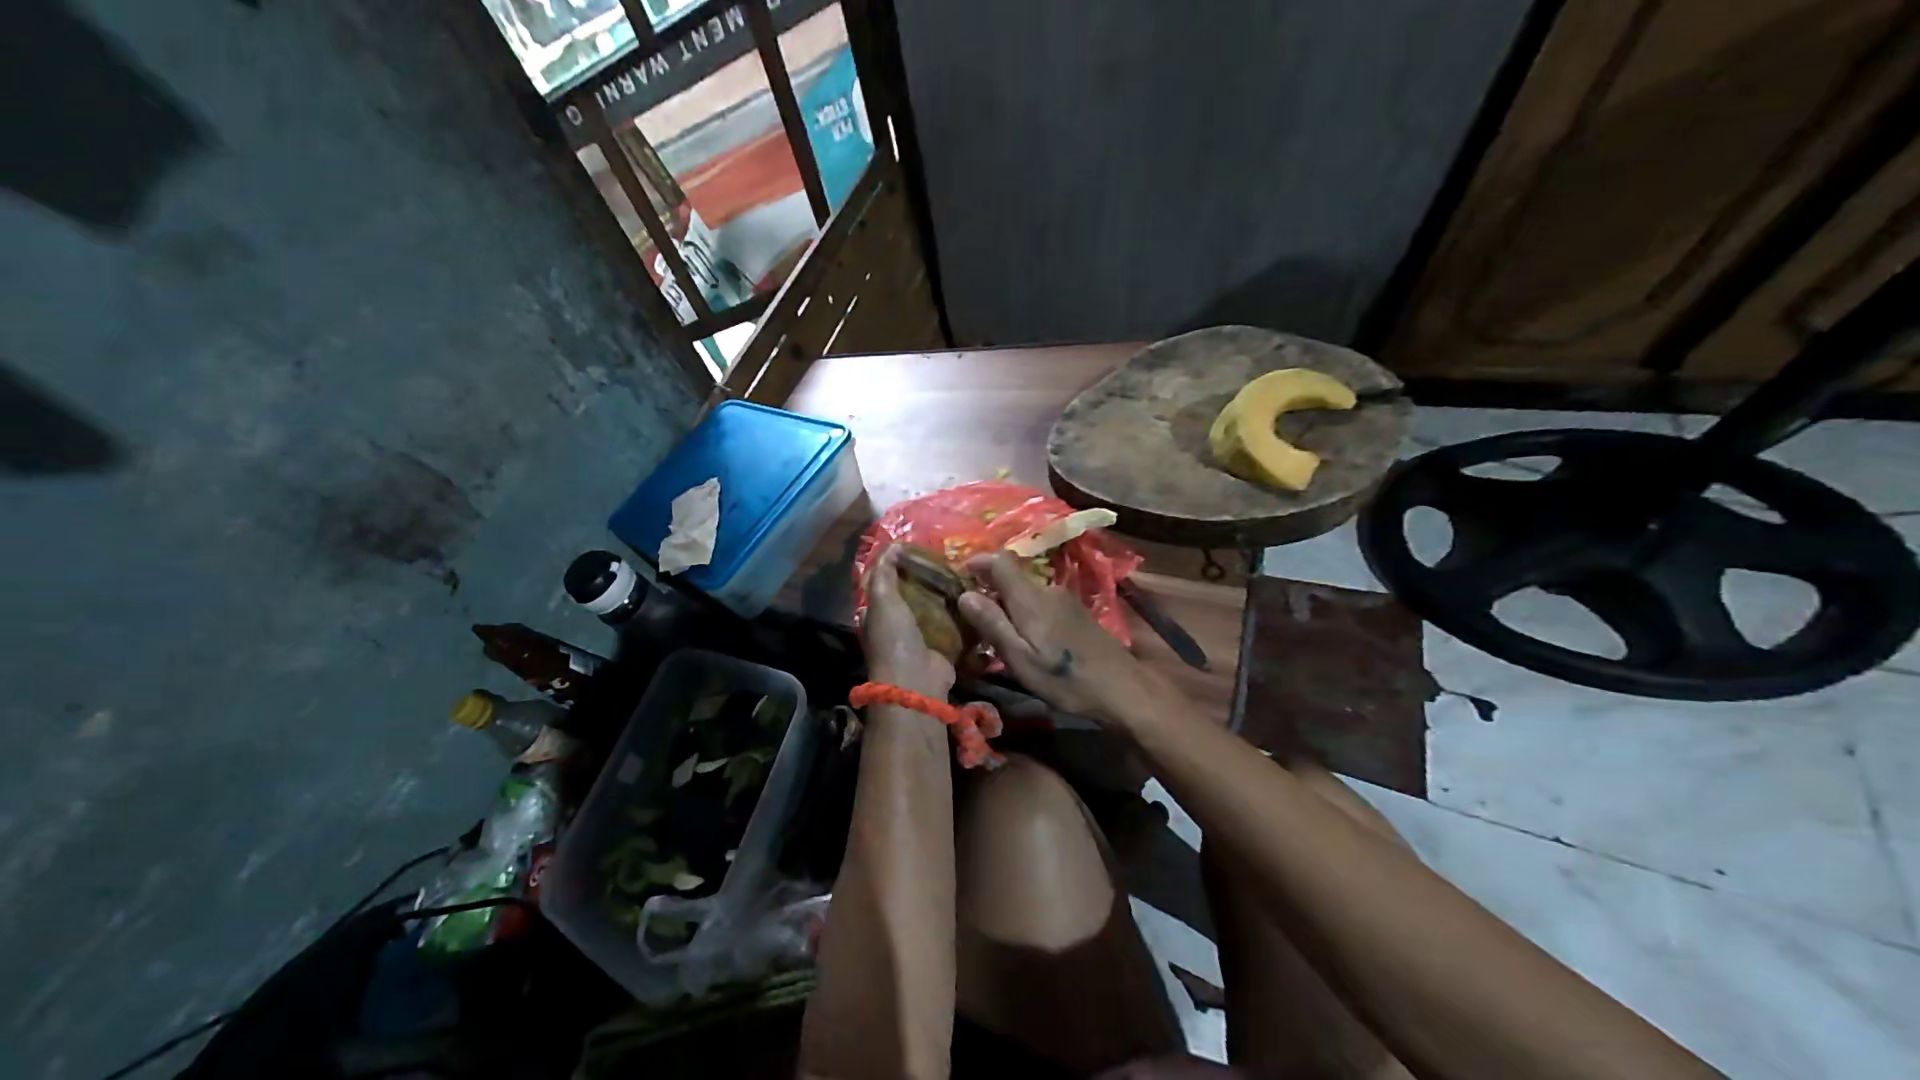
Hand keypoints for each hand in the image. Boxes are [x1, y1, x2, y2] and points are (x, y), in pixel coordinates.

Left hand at [861, 545, 956, 699]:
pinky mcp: (942, 647)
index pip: (883, 585)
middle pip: (910, 596)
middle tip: (946, 559)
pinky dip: (959, 613)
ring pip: (932, 609)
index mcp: (876, 615)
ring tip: (962, 572)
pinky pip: (951, 625)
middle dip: (925, 580)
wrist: (917, 680)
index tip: (915, 549)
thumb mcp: (883, 600)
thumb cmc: (895, 639)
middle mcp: (896, 626)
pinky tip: (972, 595)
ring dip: (945, 595)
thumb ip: (885, 573)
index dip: (895, 568)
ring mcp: (920, 638)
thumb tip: (892, 546)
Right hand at [956, 553, 1176, 728]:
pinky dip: (1028, 614)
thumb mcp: (1021, 658)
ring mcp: (1066, 600)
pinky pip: (1042, 603)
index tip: (962, 576)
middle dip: (991, 591)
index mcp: (1031, 598)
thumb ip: (993, 624)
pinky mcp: (1077, 612)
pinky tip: (1029, 639)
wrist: (1122, 688)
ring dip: (1010, 606)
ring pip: (1028, 593)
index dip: (979, 563)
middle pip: (1013, 578)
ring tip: (1000, 634)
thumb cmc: (1065, 678)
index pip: (1000, 561)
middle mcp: (1048, 590)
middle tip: (975, 619)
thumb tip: (964, 595)